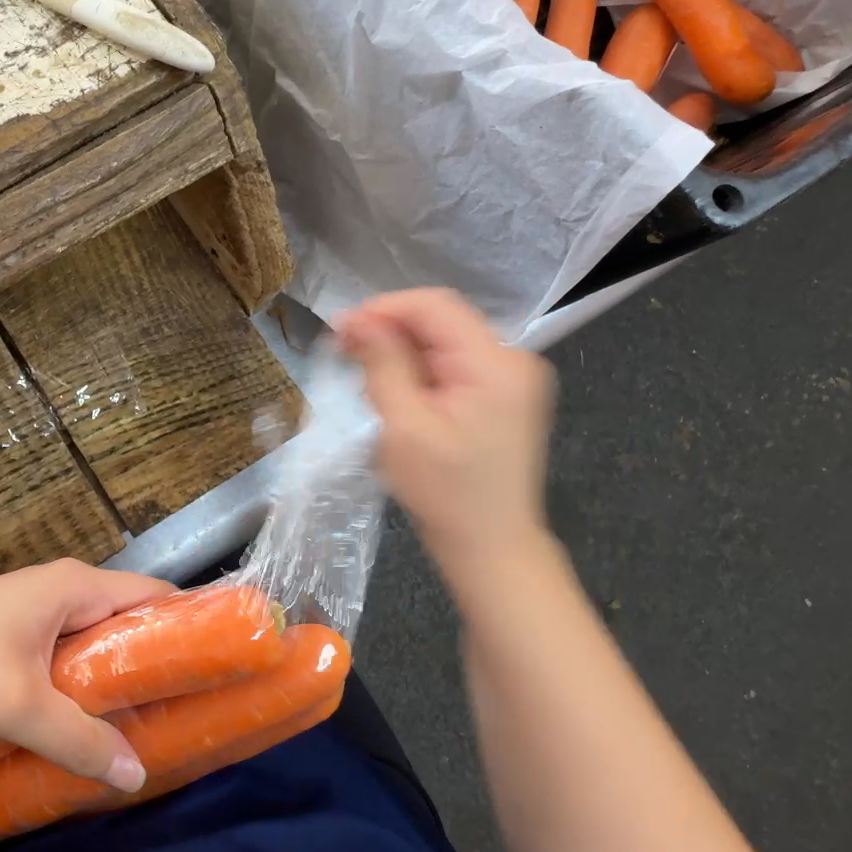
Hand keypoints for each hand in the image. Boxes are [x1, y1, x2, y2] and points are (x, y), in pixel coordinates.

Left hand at [0, 559, 172, 790]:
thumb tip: (136, 774)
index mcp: (74, 586)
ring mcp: (38, 609)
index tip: (222, 665)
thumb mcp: (22, 707)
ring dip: (123, 675)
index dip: (191, 624)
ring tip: (152, 722)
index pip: (152, 595)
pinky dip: (90, 680)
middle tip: (193, 707)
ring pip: (99, 638)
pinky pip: (72, 652)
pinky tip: (96, 720)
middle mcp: (63, 588)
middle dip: (160, 659)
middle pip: (130, 617)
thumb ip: (81, 740)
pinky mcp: (19, 632)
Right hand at [333, 289, 555, 577]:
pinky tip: (394, 393)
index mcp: (494, 364)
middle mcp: (512, 360)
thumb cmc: (444, 491)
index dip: (382, 309)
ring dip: (400, 352)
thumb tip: (355, 320)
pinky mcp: (501, 396)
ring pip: (442, 342)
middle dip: (388, 330)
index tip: (339, 331)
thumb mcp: (403, 426)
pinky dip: (417, 370)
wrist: (490, 545)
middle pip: (440, 321)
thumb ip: (383, 364)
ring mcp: (510, 379)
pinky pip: (451, 364)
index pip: (434, 305)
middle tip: (343, 353)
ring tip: (365, 380)